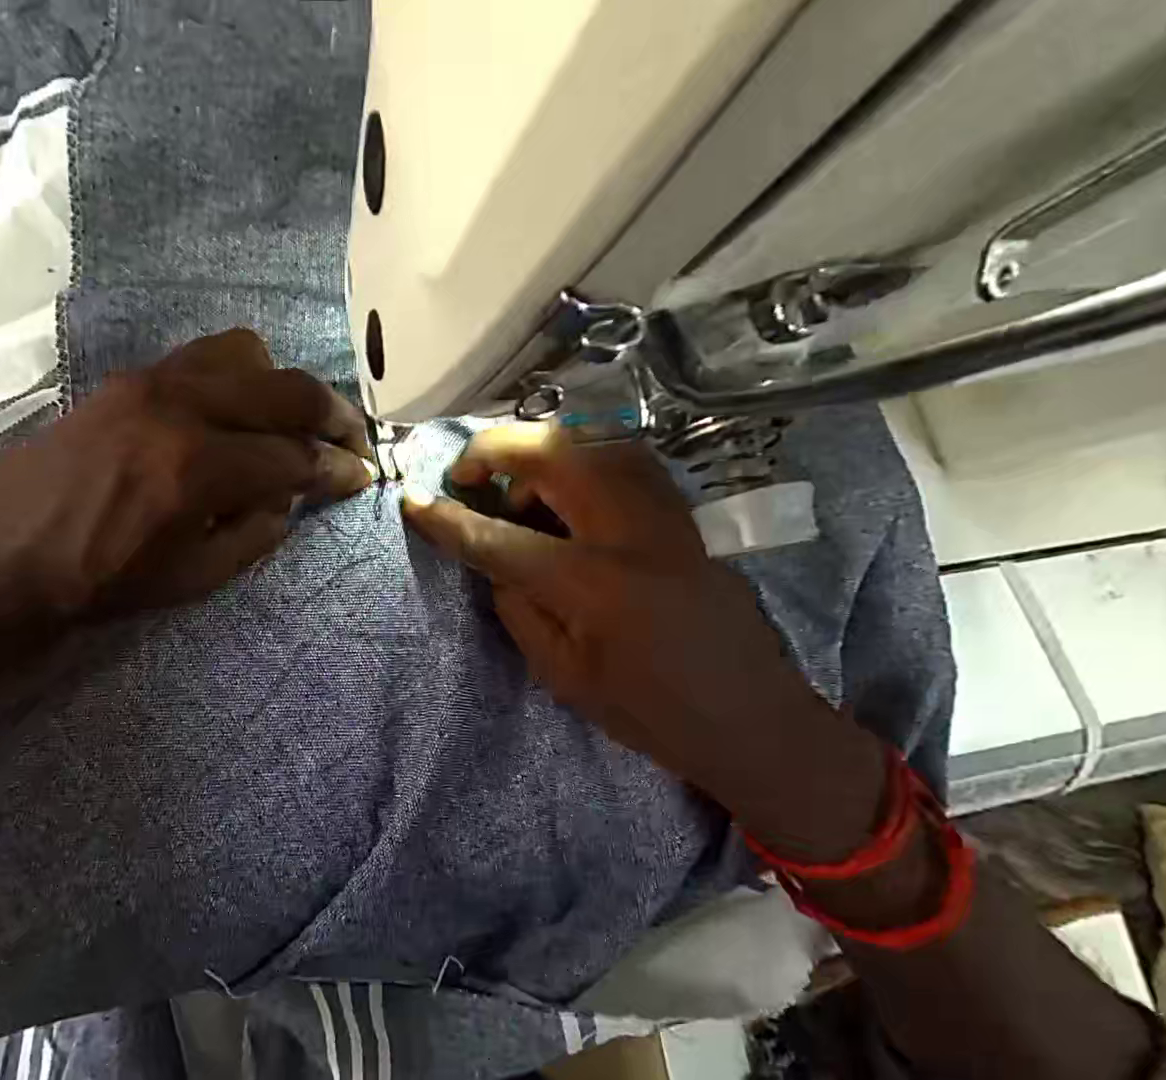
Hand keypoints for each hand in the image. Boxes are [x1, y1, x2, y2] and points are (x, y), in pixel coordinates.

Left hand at [0, 328, 373, 621]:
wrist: (1, 555)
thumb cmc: (102, 580)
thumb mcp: (198, 576)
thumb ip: (260, 531)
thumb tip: (291, 494)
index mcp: (200, 468)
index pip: (297, 456)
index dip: (339, 469)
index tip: (363, 476)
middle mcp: (182, 407)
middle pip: (287, 389)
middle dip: (334, 415)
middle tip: (353, 440)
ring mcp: (151, 381)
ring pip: (246, 352)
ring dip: (283, 384)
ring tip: (291, 419)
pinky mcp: (128, 378)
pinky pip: (203, 356)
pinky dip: (239, 376)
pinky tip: (237, 410)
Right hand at [400, 424, 820, 787]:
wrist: (752, 715)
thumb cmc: (651, 711)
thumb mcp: (564, 675)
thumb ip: (518, 608)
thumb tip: (495, 558)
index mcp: (591, 584)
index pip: (499, 537)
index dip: (447, 519)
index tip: (412, 501)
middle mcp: (627, 531)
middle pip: (550, 453)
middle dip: (493, 449)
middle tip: (467, 475)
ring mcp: (662, 512)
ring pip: (590, 440)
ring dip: (539, 453)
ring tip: (522, 495)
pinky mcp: (682, 512)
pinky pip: (622, 457)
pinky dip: (581, 459)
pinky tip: (569, 496)